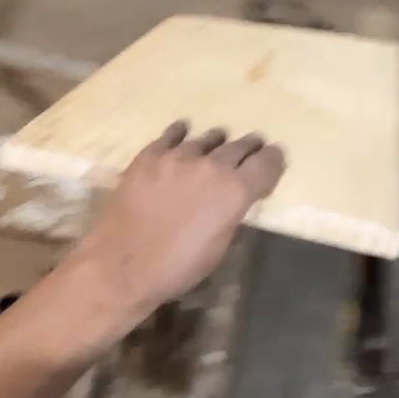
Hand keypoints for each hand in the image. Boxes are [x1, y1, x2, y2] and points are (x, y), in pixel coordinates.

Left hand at [66, 121, 285, 325]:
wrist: (124, 263)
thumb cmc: (178, 266)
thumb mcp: (219, 245)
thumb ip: (231, 213)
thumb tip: (235, 198)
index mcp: (235, 191)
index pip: (266, 163)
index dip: (274, 160)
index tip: (274, 158)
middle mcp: (211, 166)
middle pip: (238, 146)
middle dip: (248, 148)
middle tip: (252, 147)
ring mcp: (177, 157)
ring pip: (206, 138)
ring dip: (215, 142)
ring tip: (217, 143)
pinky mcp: (149, 156)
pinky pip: (171, 135)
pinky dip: (180, 134)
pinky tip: (182, 132)